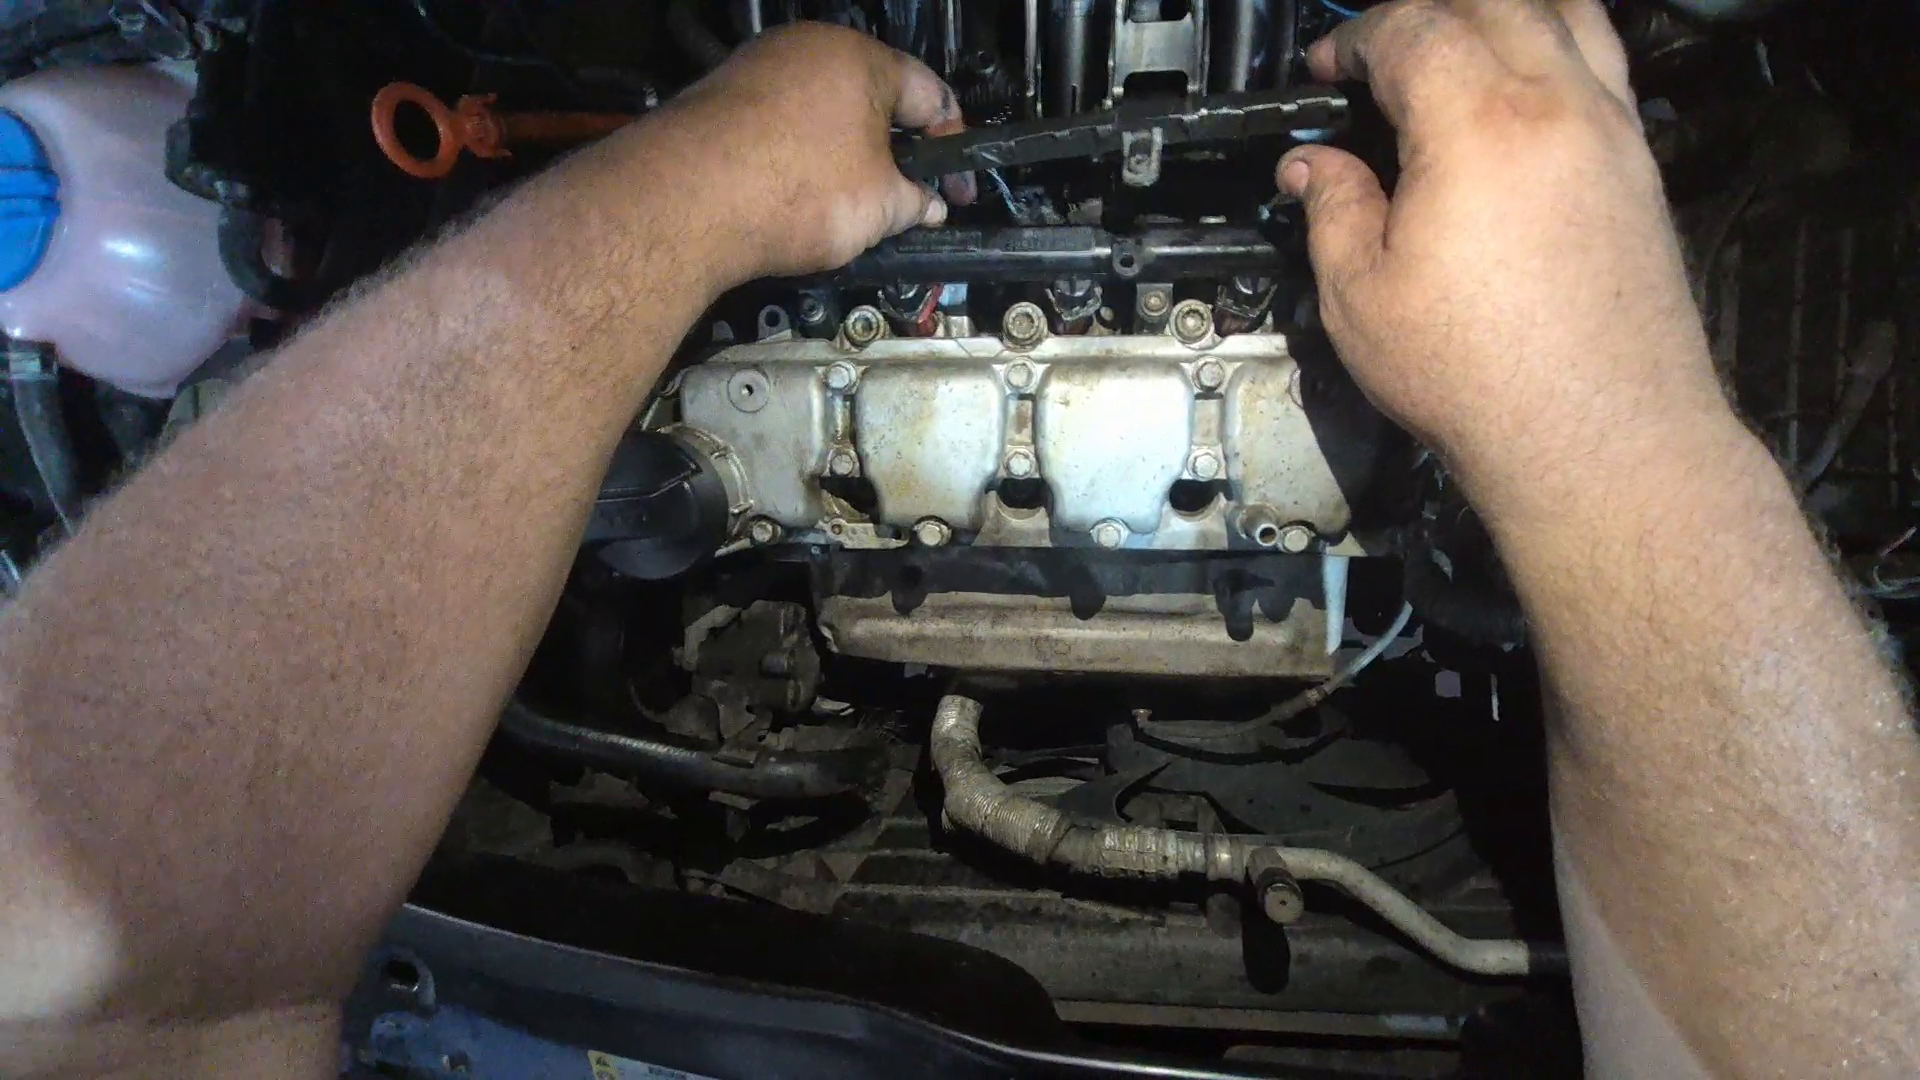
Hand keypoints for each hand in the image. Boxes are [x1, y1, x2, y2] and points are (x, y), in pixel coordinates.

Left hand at [656, 23, 974, 280]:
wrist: (693, 201)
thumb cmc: (800, 190)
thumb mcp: (881, 206)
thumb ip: (916, 202)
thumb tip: (931, 205)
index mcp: (861, 59)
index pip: (931, 95)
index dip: (954, 147)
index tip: (959, 189)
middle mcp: (810, 50)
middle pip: (875, 103)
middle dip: (899, 155)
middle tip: (910, 202)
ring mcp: (762, 71)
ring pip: (828, 118)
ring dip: (851, 161)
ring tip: (855, 211)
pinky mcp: (727, 101)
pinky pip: (787, 131)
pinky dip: (807, 162)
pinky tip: (805, 201)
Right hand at [1279, 0, 1720, 478]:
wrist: (1582, 424)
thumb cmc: (1468, 369)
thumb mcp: (1358, 294)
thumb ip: (1331, 209)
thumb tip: (1309, 166)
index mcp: (1476, 128)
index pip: (1415, 32)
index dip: (1357, 36)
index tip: (1324, 64)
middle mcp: (1559, 105)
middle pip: (1494, 0)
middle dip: (1421, 12)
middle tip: (1372, 51)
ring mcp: (1612, 129)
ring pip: (1565, 11)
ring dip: (1495, 10)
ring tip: (1444, 46)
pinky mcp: (1637, 164)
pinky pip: (1601, 60)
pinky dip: (1550, 43)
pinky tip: (1513, 88)